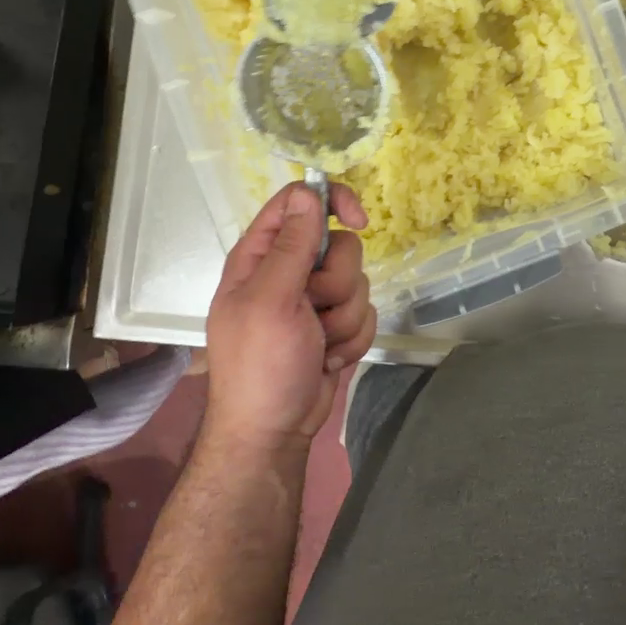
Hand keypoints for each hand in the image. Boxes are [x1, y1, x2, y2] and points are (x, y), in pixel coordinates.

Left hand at [204, 182, 374, 452]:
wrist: (274, 431)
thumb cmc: (260, 365)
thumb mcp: (270, 300)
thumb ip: (292, 246)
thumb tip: (309, 193)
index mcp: (260, 256)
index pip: (299, 202)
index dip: (332, 202)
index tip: (358, 221)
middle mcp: (288, 271)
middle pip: (340, 245)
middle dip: (337, 283)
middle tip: (312, 310)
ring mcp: (314, 300)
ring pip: (357, 282)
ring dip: (344, 319)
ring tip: (317, 344)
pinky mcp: (335, 325)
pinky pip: (365, 314)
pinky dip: (352, 339)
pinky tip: (328, 359)